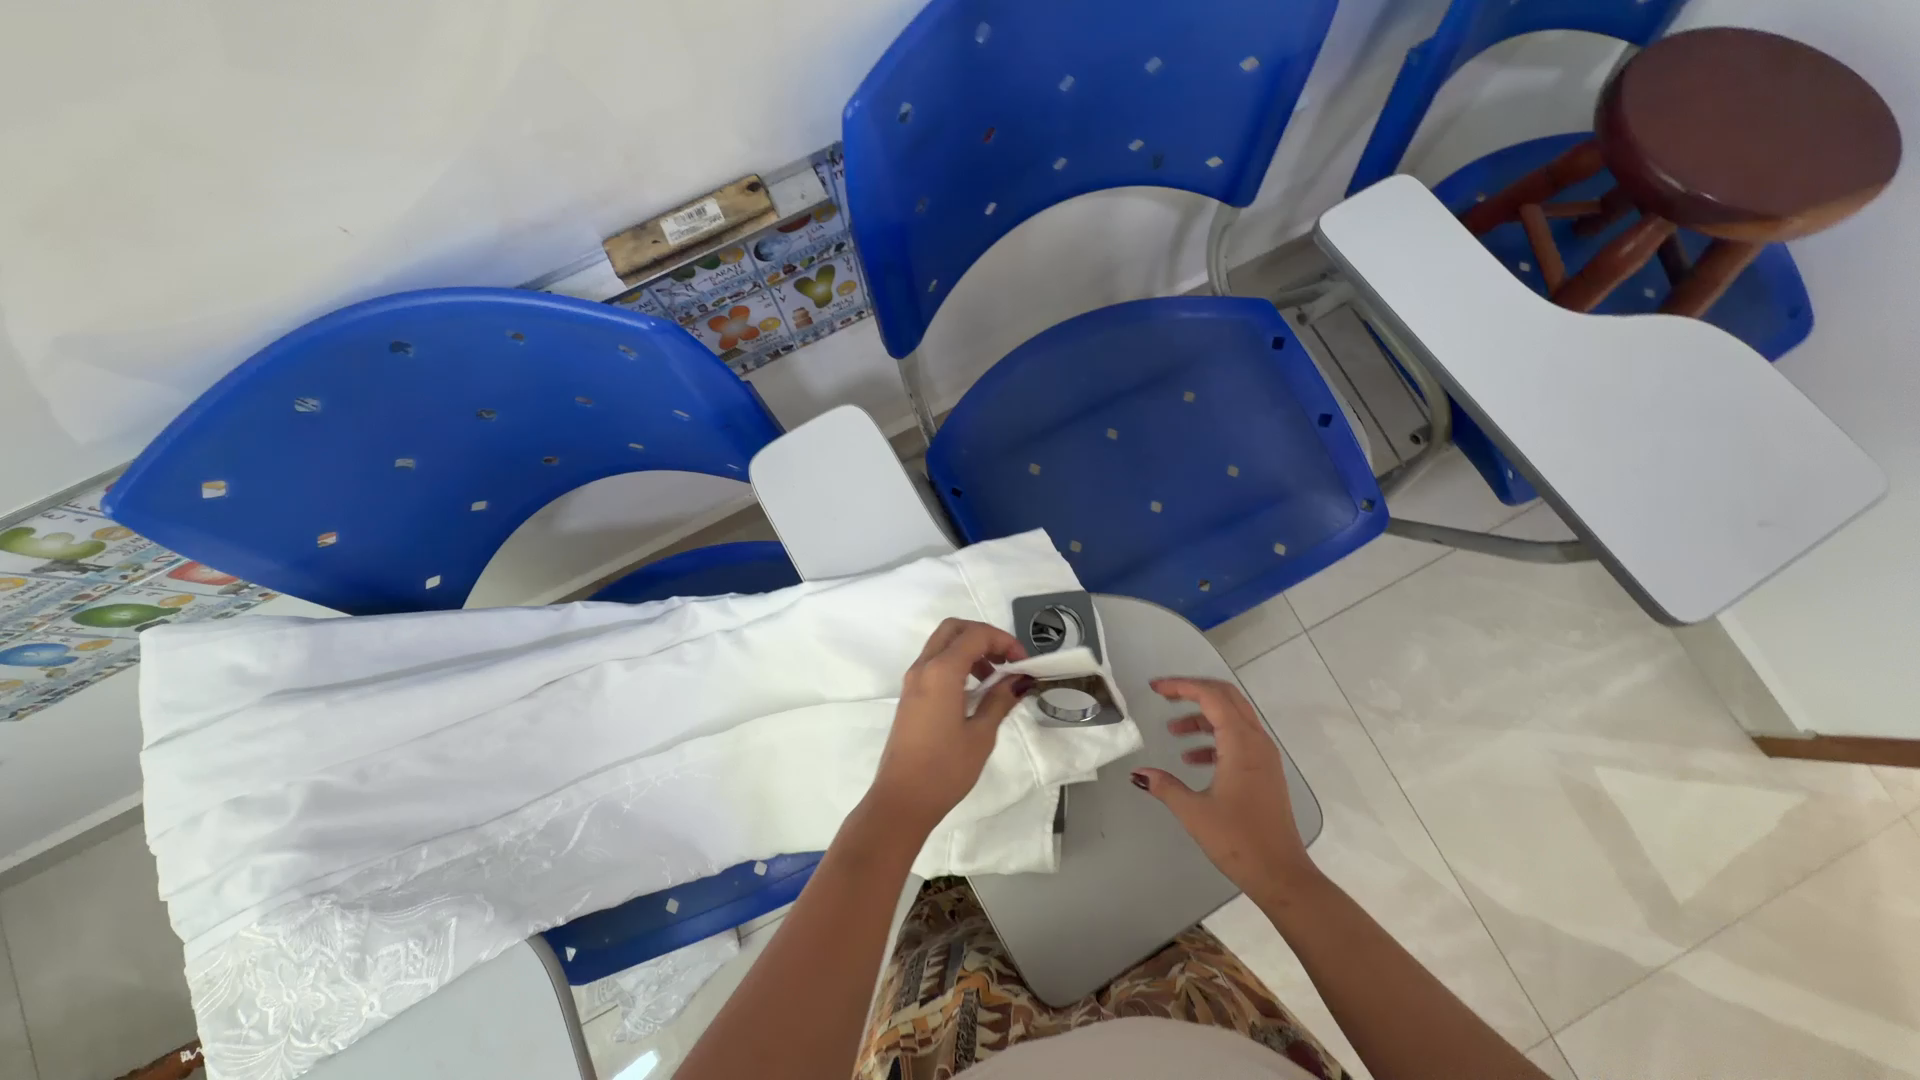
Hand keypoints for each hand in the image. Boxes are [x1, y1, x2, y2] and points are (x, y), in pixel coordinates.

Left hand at [866, 619, 1030, 833]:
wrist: (901, 800)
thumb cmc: (945, 769)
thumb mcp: (981, 735)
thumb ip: (1000, 700)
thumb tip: (1020, 679)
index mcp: (940, 672)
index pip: (975, 635)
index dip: (1004, 641)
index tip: (1023, 663)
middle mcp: (922, 668)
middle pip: (954, 629)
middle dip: (984, 636)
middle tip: (1007, 660)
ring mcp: (912, 682)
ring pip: (942, 645)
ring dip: (969, 650)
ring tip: (994, 679)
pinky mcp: (909, 697)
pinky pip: (934, 664)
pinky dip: (956, 664)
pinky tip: (974, 692)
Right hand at [1132, 677, 1315, 901]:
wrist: (1280, 873)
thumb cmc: (1237, 840)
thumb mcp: (1193, 811)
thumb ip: (1164, 786)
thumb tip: (1138, 773)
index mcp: (1241, 744)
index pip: (1211, 697)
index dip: (1181, 686)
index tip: (1155, 688)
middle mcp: (1257, 742)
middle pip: (1227, 698)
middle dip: (1194, 692)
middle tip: (1164, 696)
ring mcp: (1264, 756)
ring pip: (1233, 718)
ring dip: (1202, 717)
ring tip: (1173, 732)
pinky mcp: (1265, 772)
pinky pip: (1238, 739)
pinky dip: (1214, 739)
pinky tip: (1192, 759)